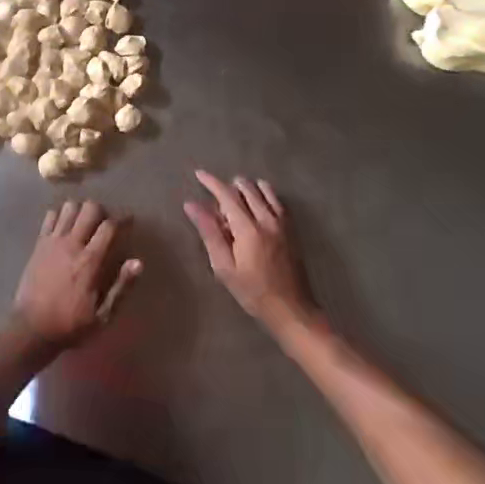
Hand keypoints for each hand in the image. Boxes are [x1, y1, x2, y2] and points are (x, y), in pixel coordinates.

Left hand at [8, 200, 142, 352]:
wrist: (32, 327)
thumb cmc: (71, 324)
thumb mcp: (103, 315)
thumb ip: (121, 287)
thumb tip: (138, 262)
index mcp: (90, 261)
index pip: (109, 227)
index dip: (123, 219)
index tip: (130, 220)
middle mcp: (71, 244)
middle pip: (89, 208)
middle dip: (101, 211)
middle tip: (106, 224)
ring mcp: (52, 241)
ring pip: (69, 207)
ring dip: (81, 210)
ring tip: (86, 223)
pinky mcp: (39, 243)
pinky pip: (50, 216)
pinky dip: (61, 215)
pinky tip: (65, 226)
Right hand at [183, 170, 320, 334]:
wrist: (292, 310)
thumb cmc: (252, 291)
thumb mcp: (224, 266)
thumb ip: (209, 232)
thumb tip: (191, 205)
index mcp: (248, 228)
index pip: (227, 195)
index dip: (212, 182)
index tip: (199, 174)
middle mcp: (267, 220)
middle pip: (247, 189)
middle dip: (229, 186)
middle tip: (217, 199)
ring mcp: (283, 224)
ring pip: (265, 191)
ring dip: (248, 188)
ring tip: (236, 196)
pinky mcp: (292, 230)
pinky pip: (278, 202)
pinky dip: (266, 195)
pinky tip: (260, 202)